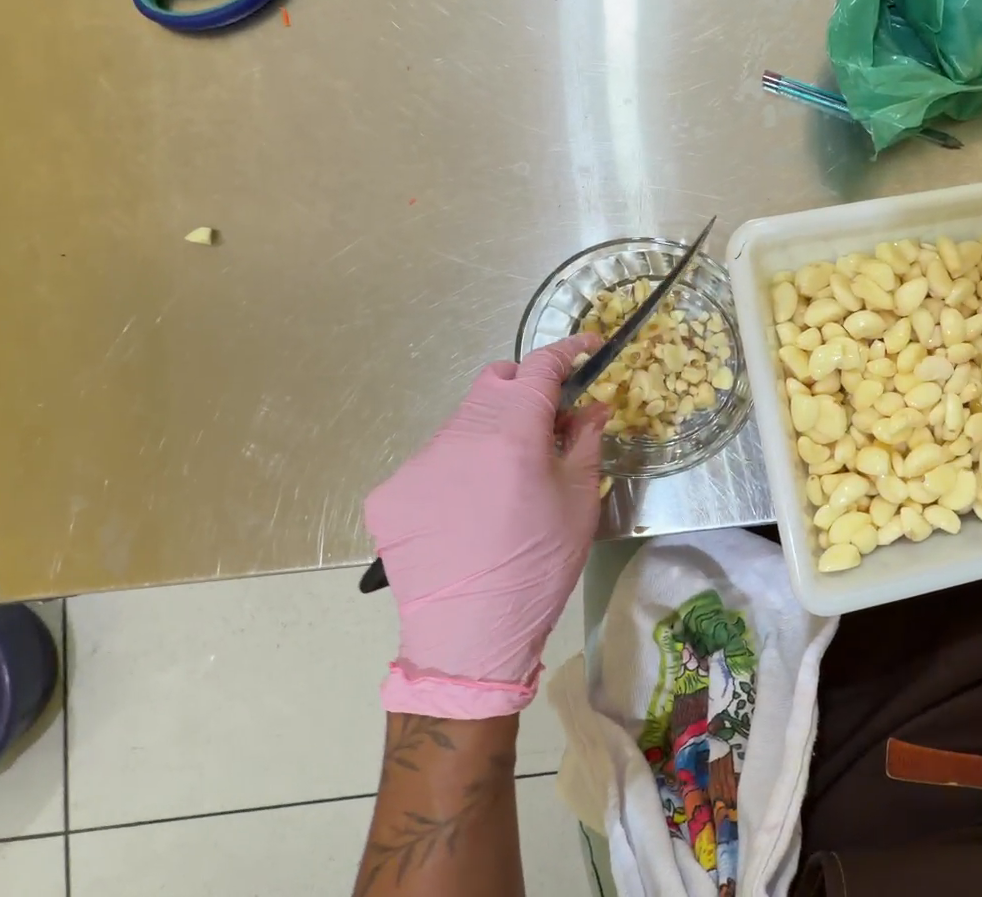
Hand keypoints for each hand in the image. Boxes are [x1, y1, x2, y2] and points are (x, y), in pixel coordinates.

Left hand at [364, 335, 608, 718]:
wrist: (469, 634)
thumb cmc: (540, 566)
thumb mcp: (579, 502)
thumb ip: (584, 442)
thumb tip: (591, 407)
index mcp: (511, 436)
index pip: (538, 368)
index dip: (566, 350)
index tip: (587, 348)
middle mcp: (457, 436)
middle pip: (493, 384)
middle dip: (525, 389)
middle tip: (548, 424)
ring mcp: (416, 463)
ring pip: (463, 421)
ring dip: (492, 430)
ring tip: (508, 478)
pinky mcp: (390, 492)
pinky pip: (434, 459)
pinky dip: (461, 466)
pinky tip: (471, 508)